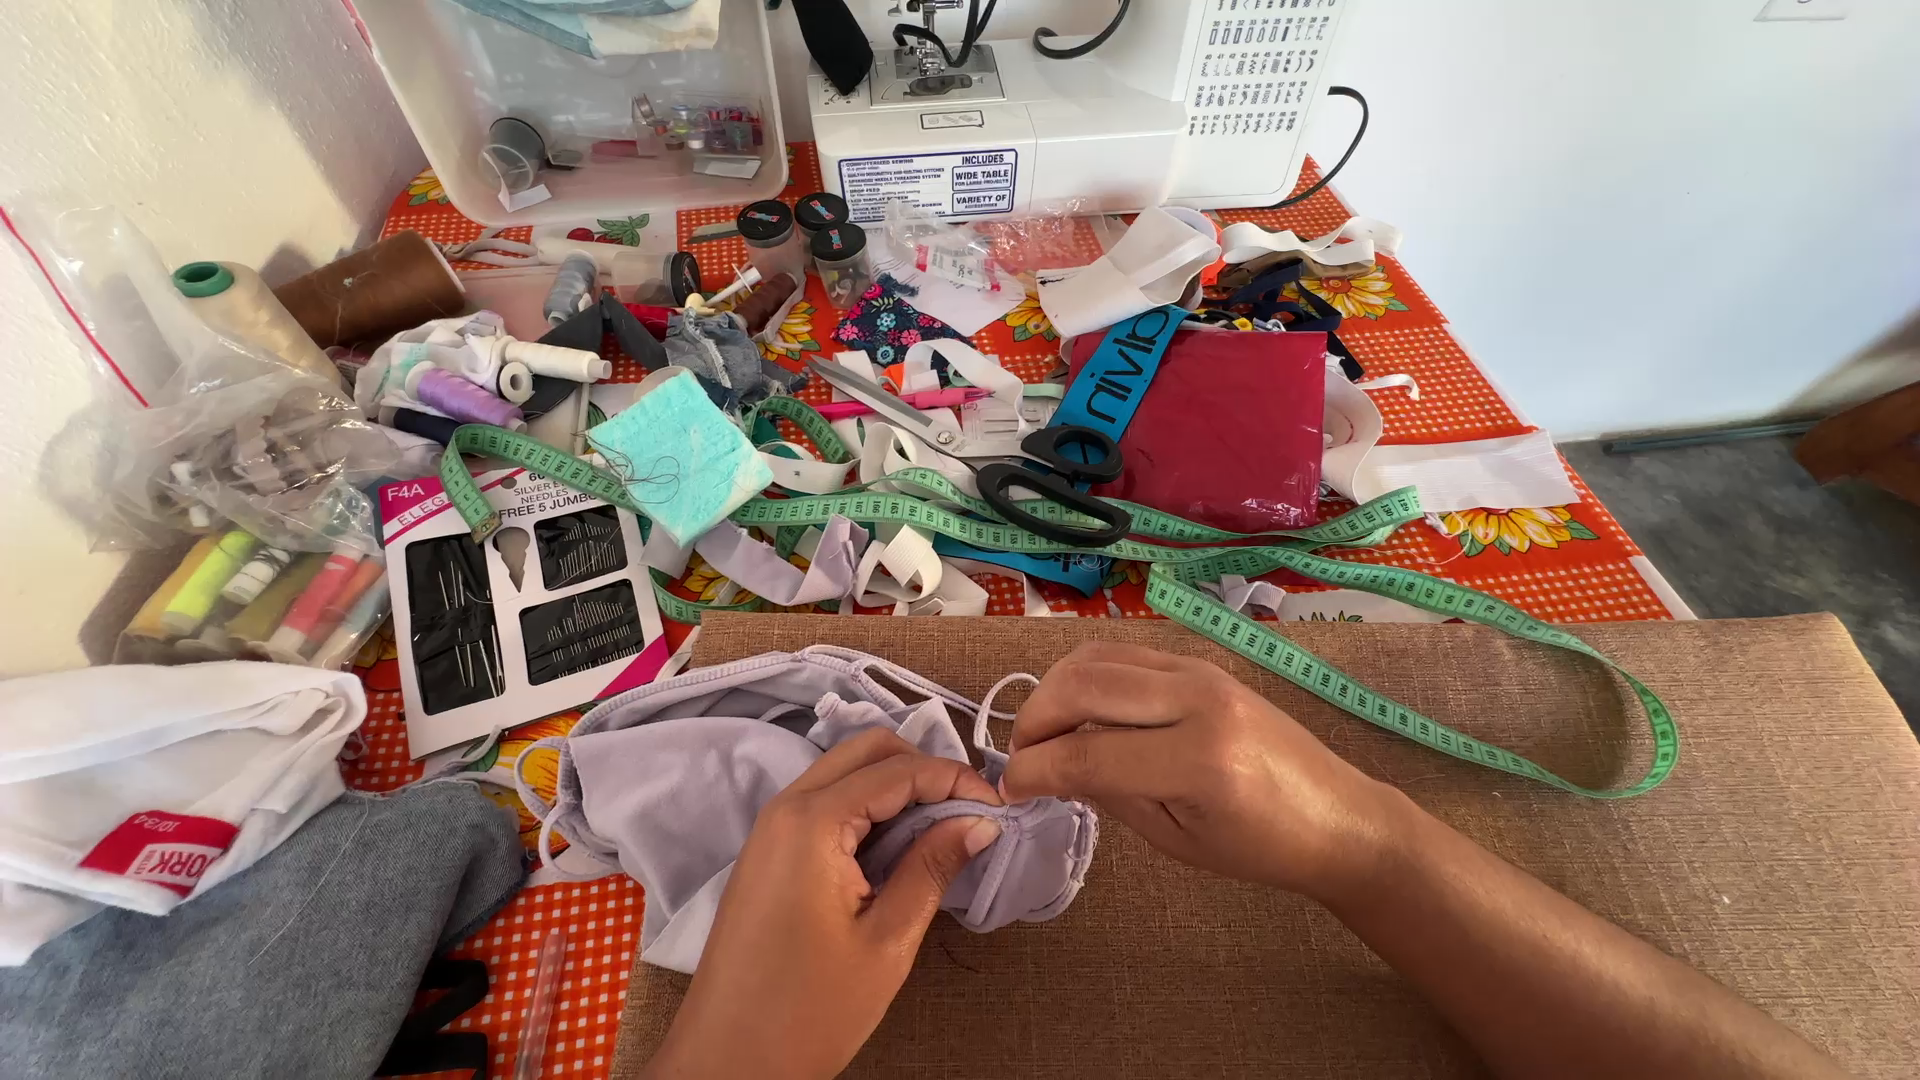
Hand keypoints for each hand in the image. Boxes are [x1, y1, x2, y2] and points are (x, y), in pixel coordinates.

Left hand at [644, 729, 1003, 1079]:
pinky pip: (828, 799)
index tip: (998, 806)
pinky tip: (899, 841)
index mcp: (813, 821)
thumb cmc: (807, 1013)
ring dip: (896, 783)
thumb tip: (980, 822)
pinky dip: (869, 804)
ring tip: (942, 824)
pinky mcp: (770, 848)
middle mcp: (787, 805)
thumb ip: (932, 867)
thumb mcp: (885, 942)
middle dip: (924, 766)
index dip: (955, 779)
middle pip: (867, 749)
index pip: (898, 770)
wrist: (723, 1068)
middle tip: (967, 809)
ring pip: (846, 769)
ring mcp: (773, 824)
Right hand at [1000, 641, 1410, 901]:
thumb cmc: (1261, 848)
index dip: (1034, 770)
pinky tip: (1079, 709)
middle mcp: (1197, 699)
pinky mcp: (1197, 660)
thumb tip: (1049, 768)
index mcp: (1199, 761)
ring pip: (1095, 658)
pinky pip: (1121, 654)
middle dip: (1034, 720)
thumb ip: (1108, 793)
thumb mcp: (1176, 840)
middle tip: (1021, 757)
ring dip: (1053, 691)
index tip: (1008, 789)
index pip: (1088, 753)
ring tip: (1045, 732)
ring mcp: (1198, 670)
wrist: (1337, 814)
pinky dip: (1084, 677)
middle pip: (1082, 686)